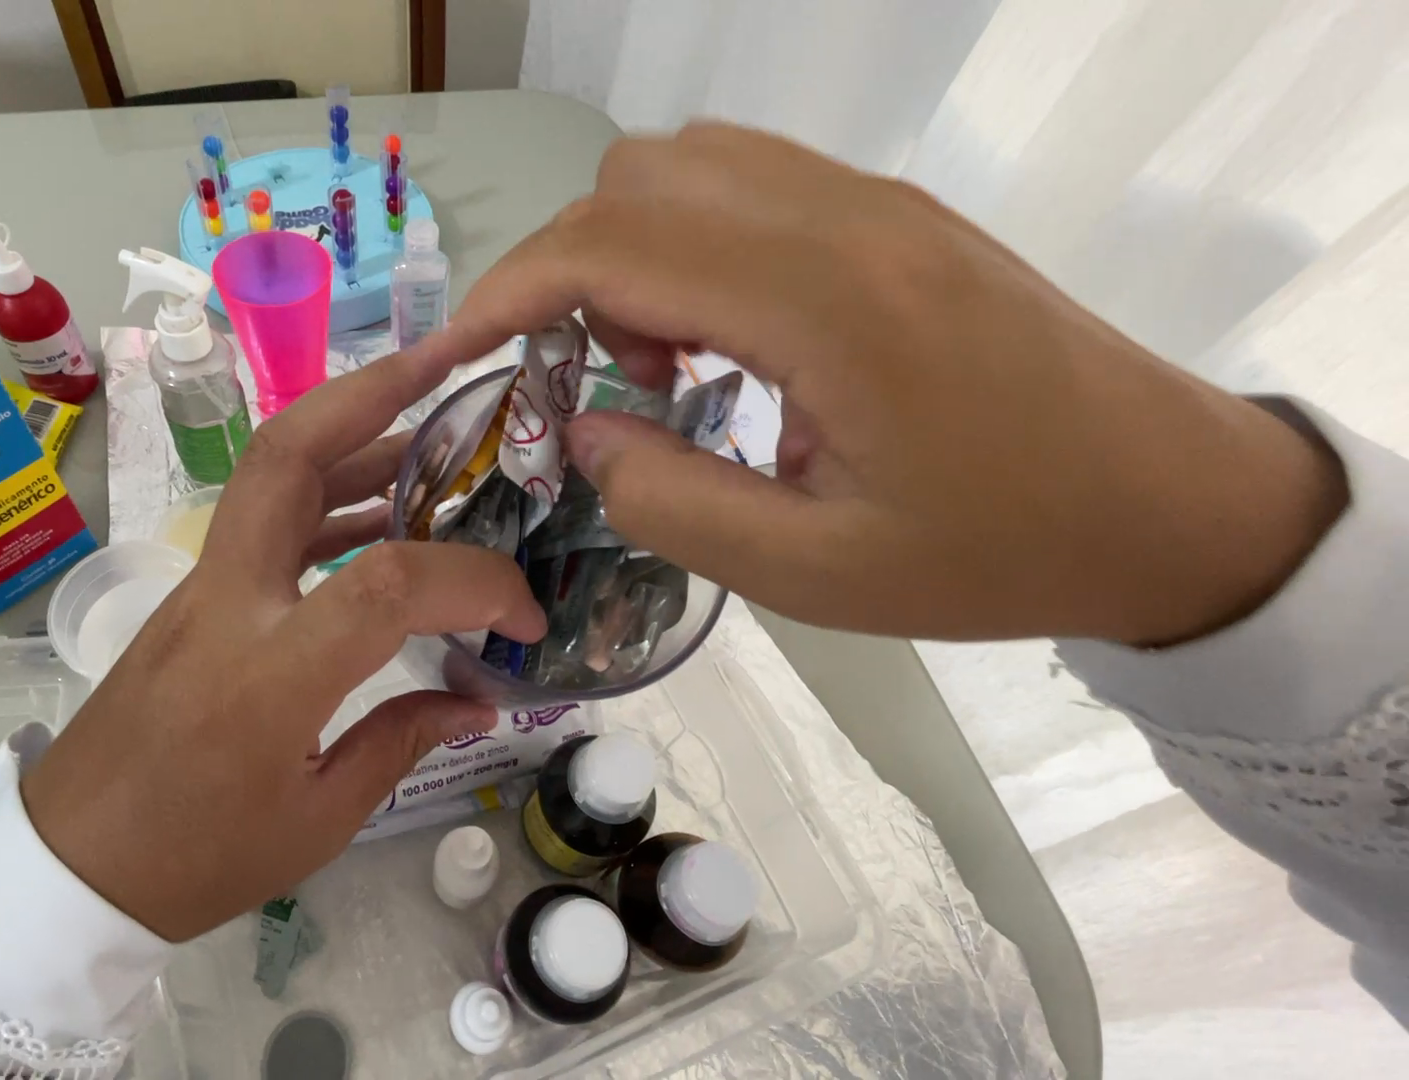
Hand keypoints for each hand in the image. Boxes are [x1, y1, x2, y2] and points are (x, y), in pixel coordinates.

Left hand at [20, 342, 544, 941]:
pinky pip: (267, 517)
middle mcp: (232, 600)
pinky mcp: (196, 592)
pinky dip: (328, 493)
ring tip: (431, 436)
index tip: (519, 615)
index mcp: (270, 672)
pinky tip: (380, 512)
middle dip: (373, 392)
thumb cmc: (197, 859)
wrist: (70, 865)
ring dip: (353, 434)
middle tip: (447, 363)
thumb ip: (402, 740)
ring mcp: (204, 586)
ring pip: (273, 471)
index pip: (388, 582)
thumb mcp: (319, 818)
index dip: (473, 582)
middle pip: (291, 453)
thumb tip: (475, 697)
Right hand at [431, 122, 1346, 645]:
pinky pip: (742, 185)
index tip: (457, 349)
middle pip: (636, 181)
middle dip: (565, 274)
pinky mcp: (889, 215)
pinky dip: (684, 246)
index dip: (510, 288)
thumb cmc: (993, 553)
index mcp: (824, 303)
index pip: (614, 244)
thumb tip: (583, 432)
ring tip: (663, 364)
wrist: (1168, 503)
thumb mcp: (810, 574)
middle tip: (597, 381)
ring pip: (685, 167)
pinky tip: (720, 337)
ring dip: (628, 254)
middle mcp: (842, 218)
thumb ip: (669, 504)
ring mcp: (871, 202)